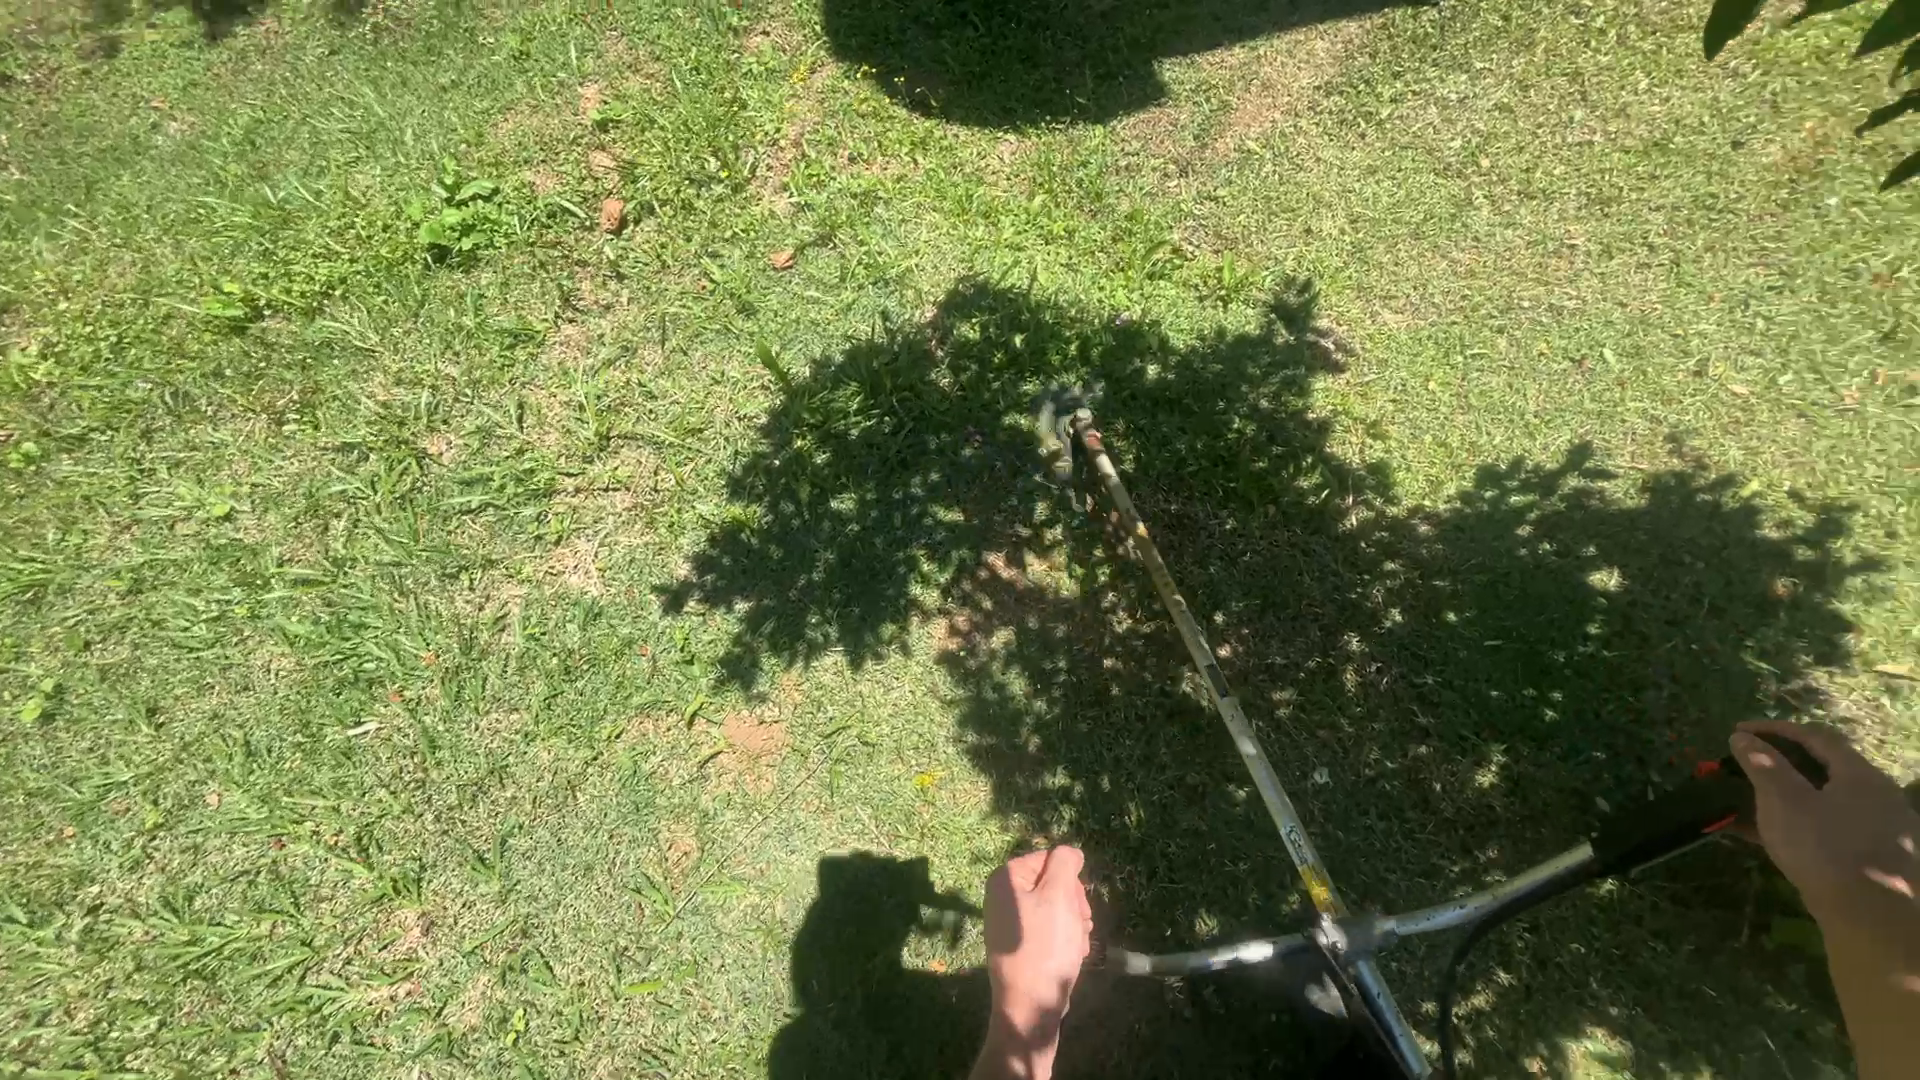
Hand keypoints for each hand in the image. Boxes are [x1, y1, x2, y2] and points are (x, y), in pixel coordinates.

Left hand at [970, 846, 1091, 1079]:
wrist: (1030, 1008)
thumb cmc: (1045, 946)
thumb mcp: (1058, 895)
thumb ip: (1064, 863)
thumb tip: (1069, 851)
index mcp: (1005, 877)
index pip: (1050, 861)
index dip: (1071, 882)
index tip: (1080, 907)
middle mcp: (1001, 896)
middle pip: (1053, 886)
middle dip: (1073, 906)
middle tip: (1081, 928)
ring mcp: (1008, 923)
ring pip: (1055, 910)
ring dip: (1073, 926)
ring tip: (1076, 947)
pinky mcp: (1018, 947)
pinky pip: (1047, 932)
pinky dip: (1063, 942)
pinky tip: (1071, 958)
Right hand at [1732, 720, 1919, 931]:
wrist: (1872, 914)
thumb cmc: (1823, 845)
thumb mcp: (1782, 799)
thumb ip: (1762, 764)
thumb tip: (1743, 738)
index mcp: (1861, 777)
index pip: (1817, 737)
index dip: (1775, 729)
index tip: (1737, 731)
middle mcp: (1878, 796)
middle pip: (1823, 766)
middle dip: (1778, 760)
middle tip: (1742, 762)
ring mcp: (1878, 827)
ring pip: (1821, 796)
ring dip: (1781, 790)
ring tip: (1745, 796)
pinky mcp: (1869, 852)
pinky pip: (1824, 822)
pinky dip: (1791, 817)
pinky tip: (1760, 831)